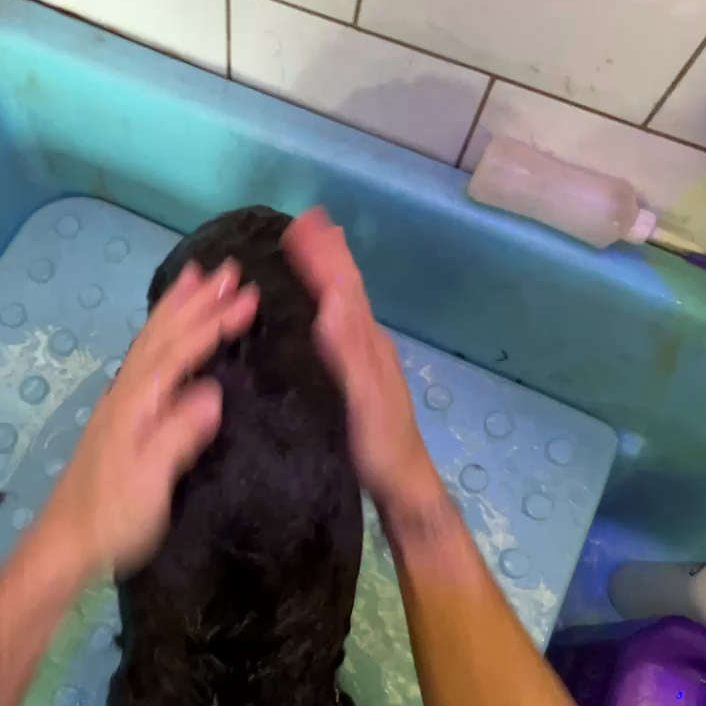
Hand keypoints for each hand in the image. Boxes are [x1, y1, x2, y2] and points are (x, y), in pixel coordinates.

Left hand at [34, 259, 258, 572]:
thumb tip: (213, 394)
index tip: (249, 297)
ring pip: (151, 340)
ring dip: (176, 306)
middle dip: (197, 300)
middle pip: (163, 334)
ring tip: (195, 276)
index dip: (214, 322)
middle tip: (228, 268)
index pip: (180, 351)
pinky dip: (161, 331)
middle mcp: (127, 389)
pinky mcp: (121, 413)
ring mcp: (121, 399)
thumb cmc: (112, 516)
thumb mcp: (151, 480)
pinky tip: (167, 330)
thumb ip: (179, 434)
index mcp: (138, 401)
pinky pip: (146, 355)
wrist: (66, 541)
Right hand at [283, 207, 438, 507]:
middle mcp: (368, 342)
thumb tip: (332, 302)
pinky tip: (319, 308)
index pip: (343, 289)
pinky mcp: (357, 376)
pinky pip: (340, 326)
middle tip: (306, 221)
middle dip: (328, 254)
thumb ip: (349, 352)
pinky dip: (329, 302)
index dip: (323, 257)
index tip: (301, 224)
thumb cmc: (380, 447)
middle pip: (348, 289)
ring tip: (314, 247)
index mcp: (366, 342)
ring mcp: (365, 359)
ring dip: (330, 272)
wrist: (404, 484)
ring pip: (347, 305)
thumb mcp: (364, 401)